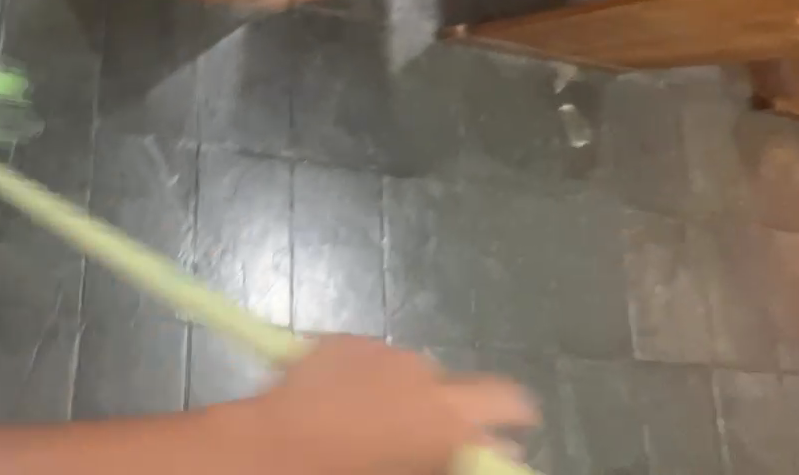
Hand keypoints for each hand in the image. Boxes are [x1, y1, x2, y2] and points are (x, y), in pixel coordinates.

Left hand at [228, 336, 538, 473]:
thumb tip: (495, 449)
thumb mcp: (425, 470)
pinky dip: (366, 373)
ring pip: (405, 368)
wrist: (287, 443)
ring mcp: (377, 348)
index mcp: (449, 413)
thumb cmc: (359, 470)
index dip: (511, 413)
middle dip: (440, 406)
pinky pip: (368, 356)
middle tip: (415, 437)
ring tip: (370, 417)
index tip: (503, 433)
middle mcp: (419, 369)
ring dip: (399, 387)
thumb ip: (458, 458)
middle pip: (448, 384)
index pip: (509, 399)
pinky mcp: (340, 338)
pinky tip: (342, 397)